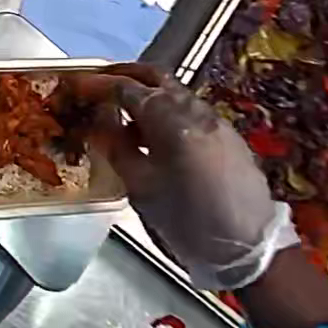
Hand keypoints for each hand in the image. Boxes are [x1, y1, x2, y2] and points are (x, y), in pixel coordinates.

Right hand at [72, 64, 296, 290]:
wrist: (249, 252)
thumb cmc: (186, 219)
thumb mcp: (139, 185)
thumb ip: (116, 145)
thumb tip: (100, 120)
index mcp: (171, 121)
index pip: (128, 89)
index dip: (98, 85)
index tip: (77, 86)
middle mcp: (196, 112)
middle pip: (156, 78)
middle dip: (124, 75)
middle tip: (98, 83)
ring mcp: (216, 123)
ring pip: (174, 93)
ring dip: (146, 93)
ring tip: (120, 112)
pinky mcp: (227, 138)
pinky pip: (188, 111)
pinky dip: (164, 111)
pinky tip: (151, 134)